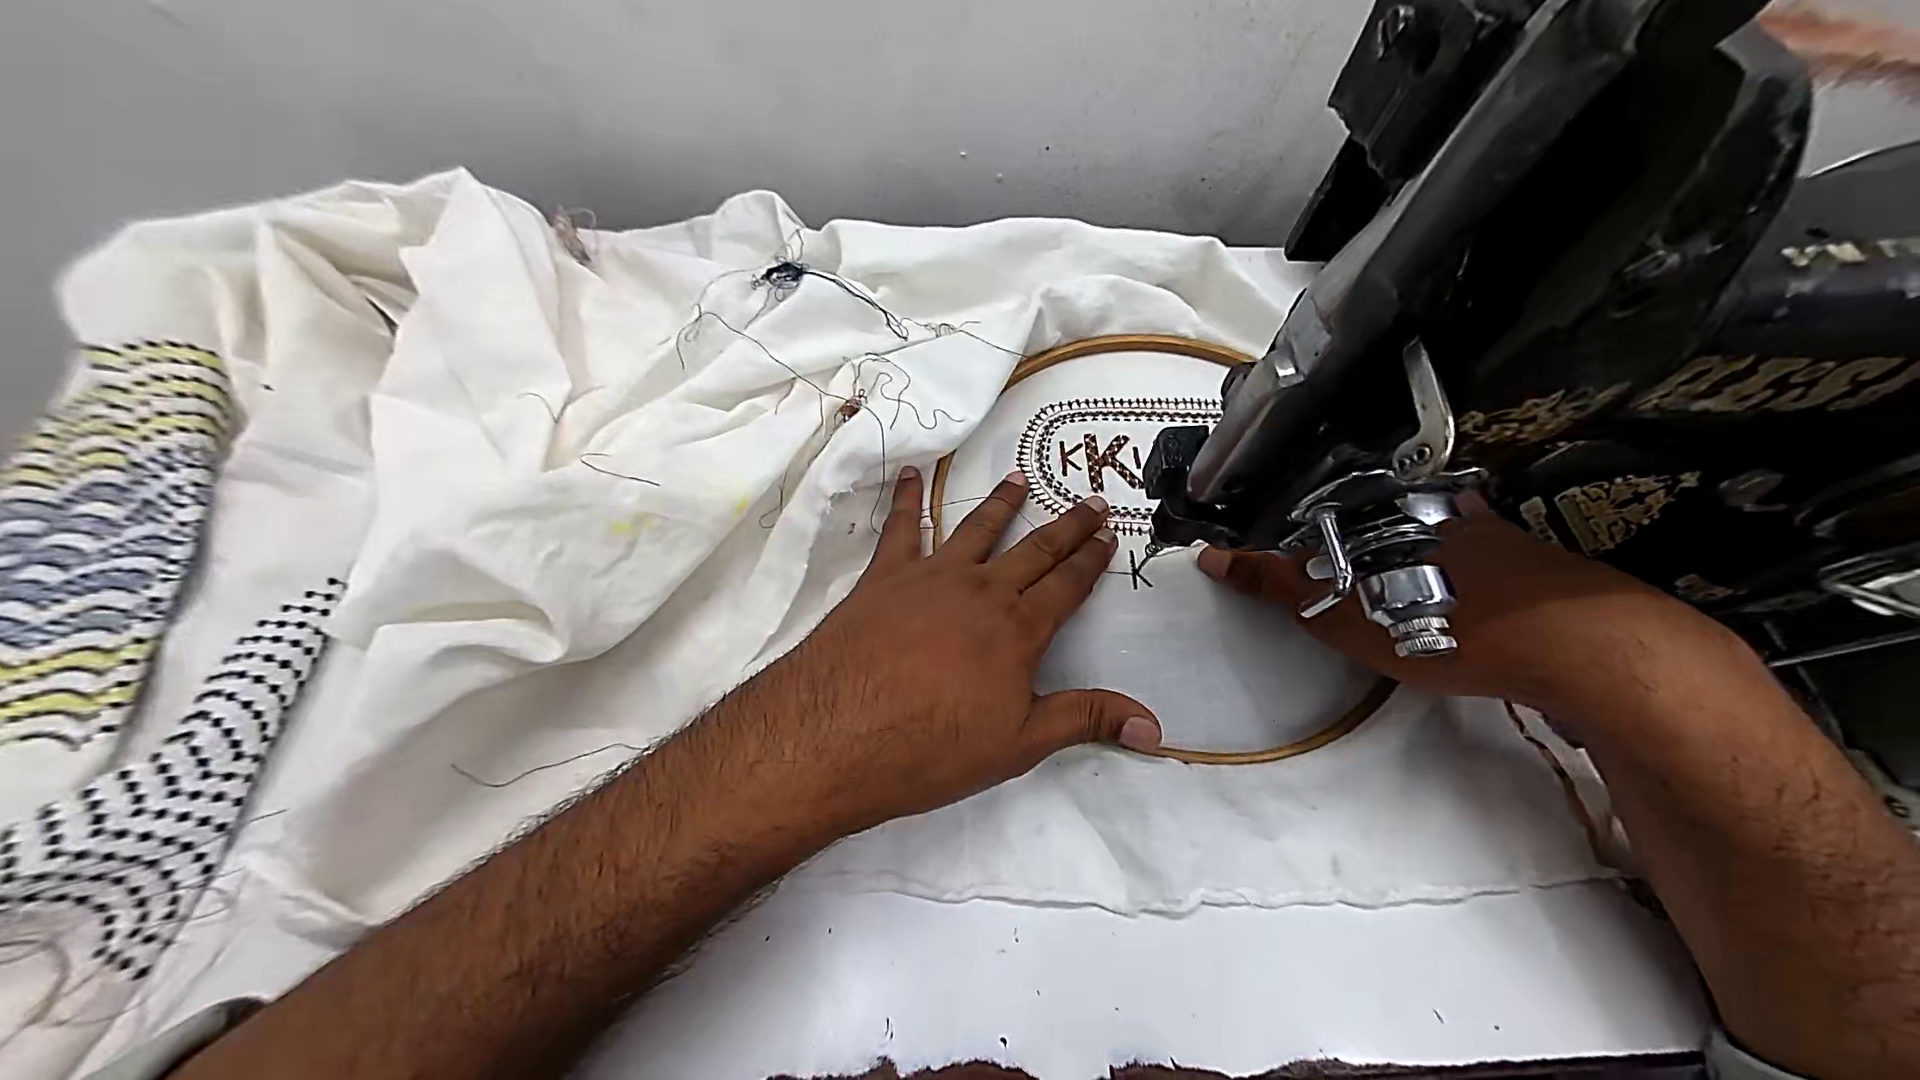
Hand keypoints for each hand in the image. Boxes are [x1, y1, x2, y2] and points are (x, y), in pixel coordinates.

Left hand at [710, 466, 1162, 838]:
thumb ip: (1084, 720)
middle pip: (1034, 550)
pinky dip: (907, 498)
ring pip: (977, 530)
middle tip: (1089, 502)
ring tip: (1019, 479)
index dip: (1090, 560)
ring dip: (1001, 504)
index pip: (1067, 585)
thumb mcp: (1018, 743)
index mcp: (1018, 629)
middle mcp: (980, 590)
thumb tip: (1155, 728)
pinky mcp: (884, 577)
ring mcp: (930, 577)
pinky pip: (901, 527)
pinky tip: (909, 474)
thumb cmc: (932, 747)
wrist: (836, 734)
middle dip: (1065, 526)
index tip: (1107, 534)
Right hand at [1195, 497, 1736, 715]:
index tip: (1283, 541)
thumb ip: (1278, 584)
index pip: (1321, 513)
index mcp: (1380, 522)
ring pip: (1426, 522)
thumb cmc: (1444, 627)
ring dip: (1402, 533)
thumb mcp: (1344, 614)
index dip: (1295, 524)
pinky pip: (1482, 539)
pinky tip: (1464, 553)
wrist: (1581, 650)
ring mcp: (1487, 531)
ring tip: (1388, 559)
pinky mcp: (1531, 555)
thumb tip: (1214, 557)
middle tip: (1335, 555)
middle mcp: (1430, 515)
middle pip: (1372, 513)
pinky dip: (1464, 542)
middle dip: (1348, 529)